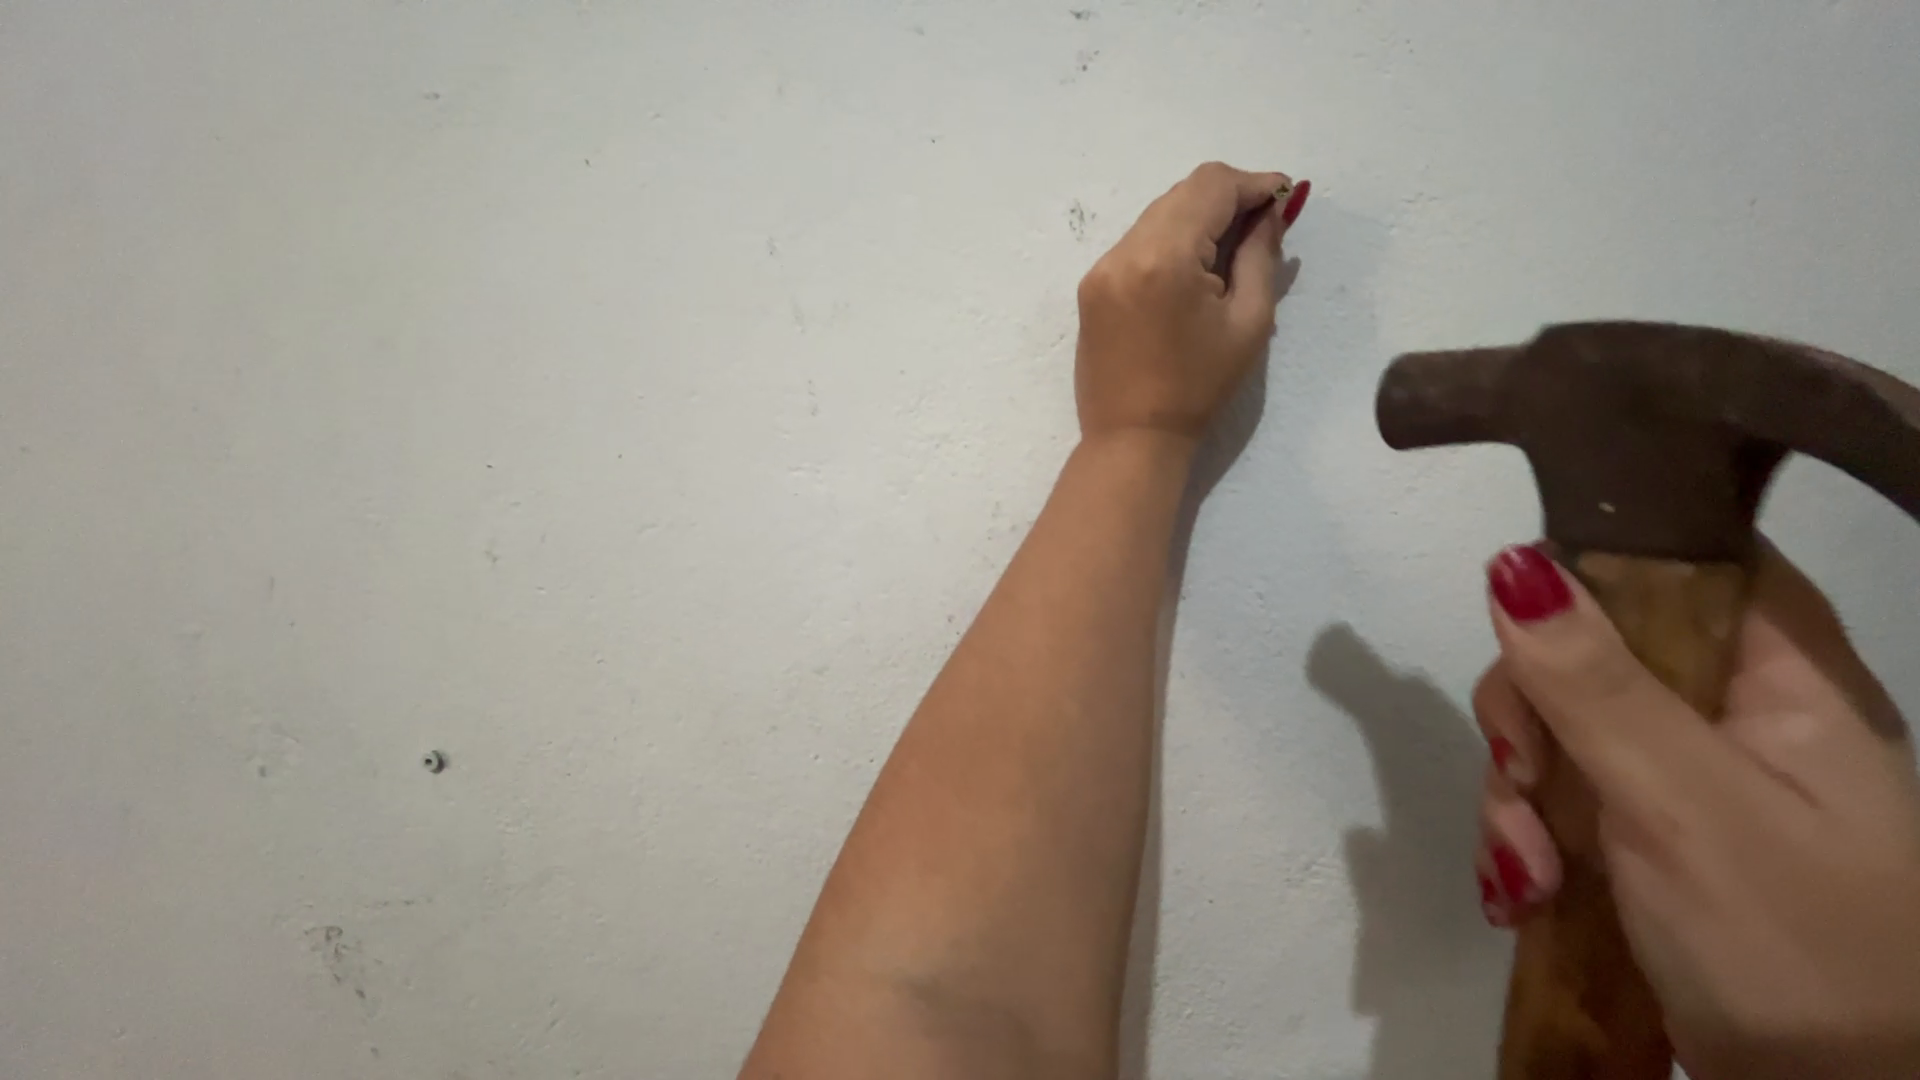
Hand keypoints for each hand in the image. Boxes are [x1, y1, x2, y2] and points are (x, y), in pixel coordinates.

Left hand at [1074, 163, 1307, 443]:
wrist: (1132, 436)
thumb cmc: (1198, 388)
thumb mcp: (1248, 321)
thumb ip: (1260, 254)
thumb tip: (1268, 212)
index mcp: (1163, 258)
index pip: (1211, 186)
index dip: (1252, 184)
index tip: (1283, 198)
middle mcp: (1123, 253)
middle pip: (1181, 194)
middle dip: (1226, 200)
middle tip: (1260, 226)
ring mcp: (1100, 270)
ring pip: (1156, 216)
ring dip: (1196, 220)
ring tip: (1227, 252)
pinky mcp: (1091, 289)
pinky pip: (1135, 245)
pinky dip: (1168, 243)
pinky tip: (1191, 271)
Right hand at [1473, 542, 1919, 1078]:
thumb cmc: (1790, 944)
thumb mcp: (1679, 802)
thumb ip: (1592, 683)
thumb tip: (1510, 565)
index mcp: (1780, 686)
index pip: (1690, 567)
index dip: (1602, 567)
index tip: (1528, 621)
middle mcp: (1726, 717)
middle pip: (1584, 651)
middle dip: (1524, 717)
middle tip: (1522, 775)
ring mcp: (1675, 776)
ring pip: (1548, 727)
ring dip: (1513, 793)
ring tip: (1526, 869)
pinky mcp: (1633, 829)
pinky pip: (1546, 792)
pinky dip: (1519, 835)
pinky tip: (1522, 885)